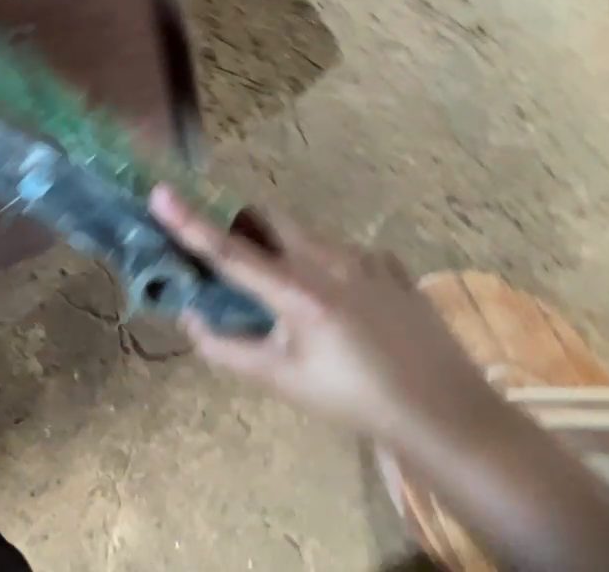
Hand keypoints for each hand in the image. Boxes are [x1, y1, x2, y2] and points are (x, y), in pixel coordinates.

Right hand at [150, 186, 500, 446]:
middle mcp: (328, 262)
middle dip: (240, 225)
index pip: (228, 250)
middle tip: (230, 254)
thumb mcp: (281, 382)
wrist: (450, 416)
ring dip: (283, 250)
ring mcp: (366, 259)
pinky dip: (326, 265)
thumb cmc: (355, 401)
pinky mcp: (392, 267)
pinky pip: (344, 251)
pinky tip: (340, 302)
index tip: (159, 192)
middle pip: (267, 220)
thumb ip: (226, 348)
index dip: (188, 221)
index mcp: (296, 293)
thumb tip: (189, 317)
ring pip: (305, 235)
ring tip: (291, 294)